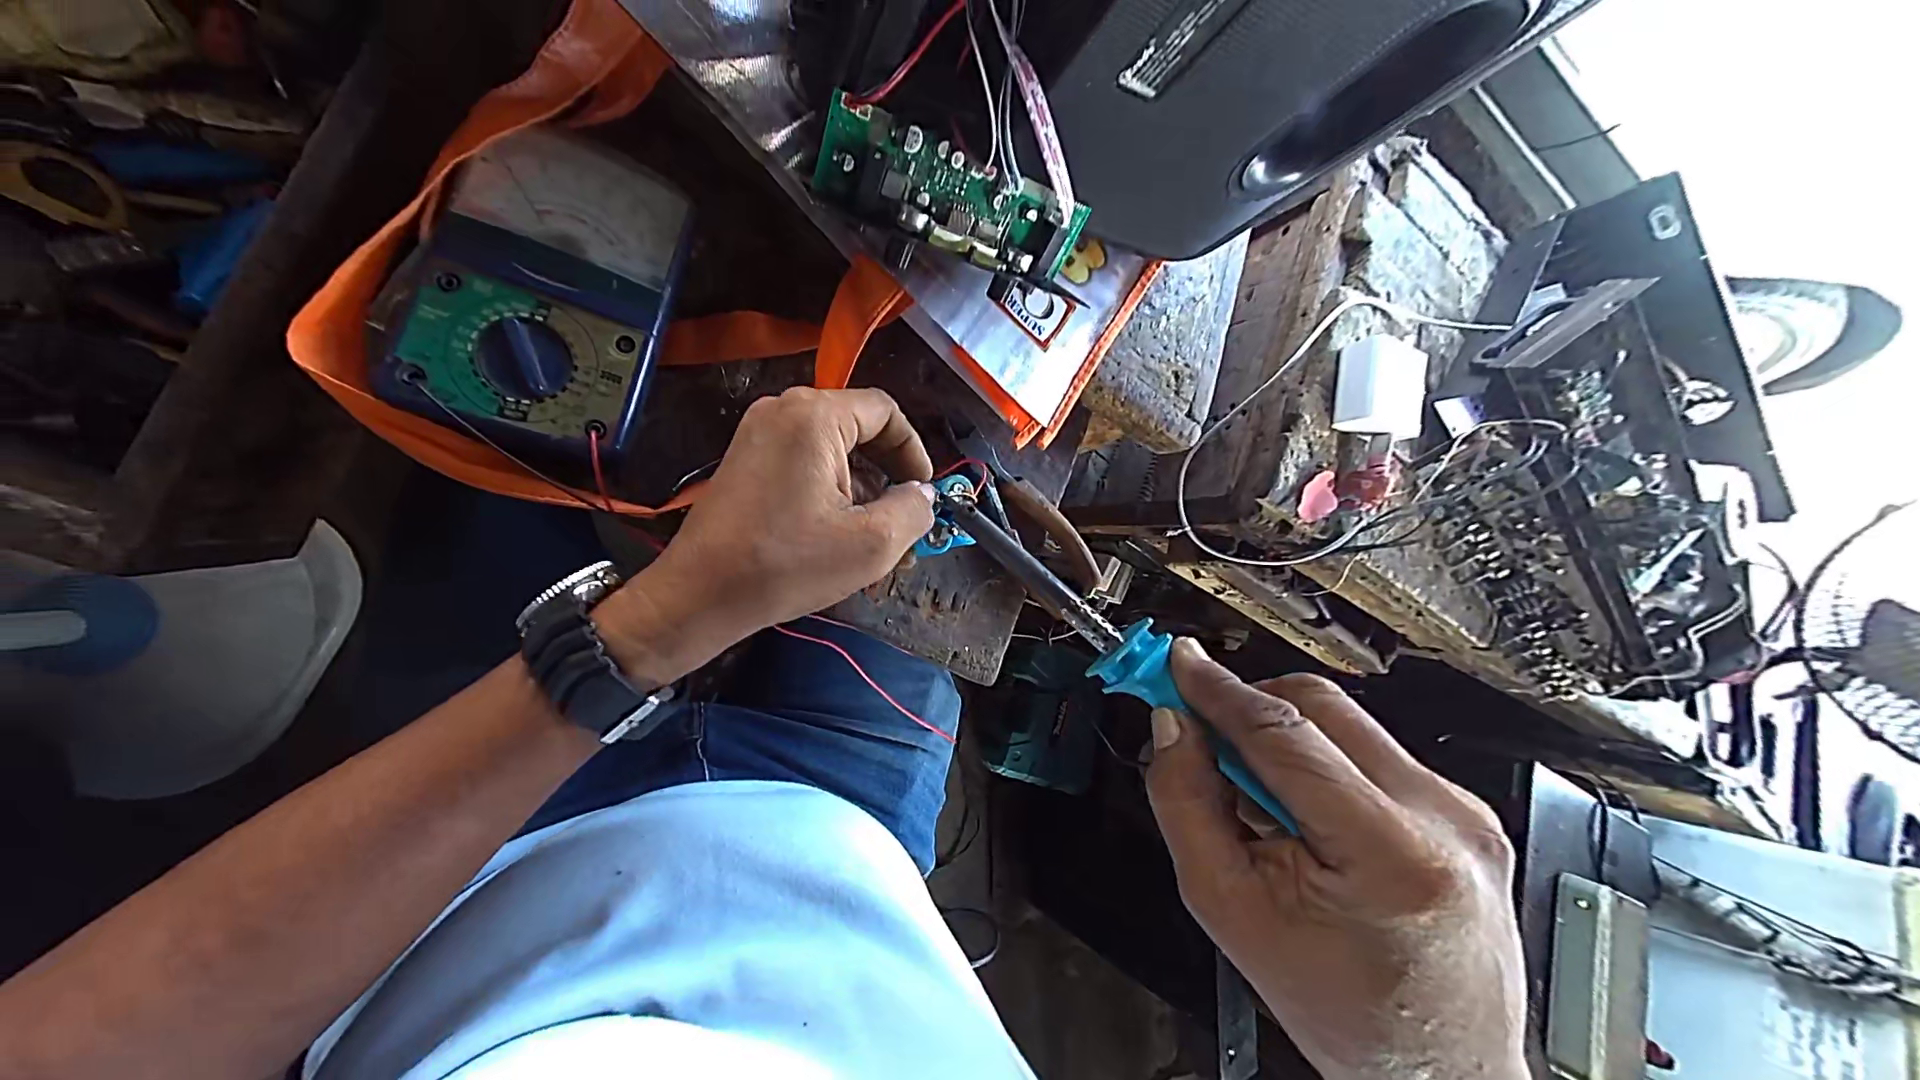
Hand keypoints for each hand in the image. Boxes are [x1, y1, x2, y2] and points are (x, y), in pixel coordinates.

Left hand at [595, 387, 934, 680]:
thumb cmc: (785, 565)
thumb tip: (923, 496)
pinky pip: (806, 466)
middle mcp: (783, 412)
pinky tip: (840, 538)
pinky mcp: (748, 462)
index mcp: (813, 416)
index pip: (887, 412)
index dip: (915, 452)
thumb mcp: (872, 544)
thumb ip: (914, 510)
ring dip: (863, 494)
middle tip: (903, 525)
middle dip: (889, 479)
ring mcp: (759, 435)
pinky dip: (832, 495)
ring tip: (875, 544)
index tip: (922, 493)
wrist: (700, 595)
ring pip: (834, 454)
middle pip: (860, 432)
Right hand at [1146, 640, 1526, 1079]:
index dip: (1217, 689)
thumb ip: (1186, 804)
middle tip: (1191, 715)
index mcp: (1390, 853)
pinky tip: (1291, 802)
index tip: (1177, 663)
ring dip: (1275, 732)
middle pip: (1316, 704)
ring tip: (1246, 787)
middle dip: (1243, 702)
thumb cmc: (1344, 1009)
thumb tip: (1172, 729)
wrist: (1440, 1065)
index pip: (1283, 732)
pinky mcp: (1459, 808)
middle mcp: (1443, 819)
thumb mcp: (1229, 909)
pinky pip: (1365, 747)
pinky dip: (1311, 755)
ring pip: (1340, 719)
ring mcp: (1460, 810)